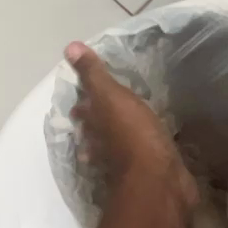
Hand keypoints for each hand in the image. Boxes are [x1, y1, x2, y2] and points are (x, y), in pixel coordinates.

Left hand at [67, 42, 196, 217]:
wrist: (157, 180)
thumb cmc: (132, 133)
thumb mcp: (110, 95)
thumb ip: (92, 73)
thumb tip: (69, 46)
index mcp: (92, 125)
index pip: (81, 109)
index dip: (83, 100)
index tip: (86, 92)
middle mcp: (100, 146)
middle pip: (93, 131)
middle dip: (95, 121)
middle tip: (105, 109)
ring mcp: (120, 164)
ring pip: (110, 148)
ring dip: (113, 139)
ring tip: (124, 127)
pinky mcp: (143, 174)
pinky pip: (137, 158)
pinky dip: (138, 152)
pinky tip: (149, 146)